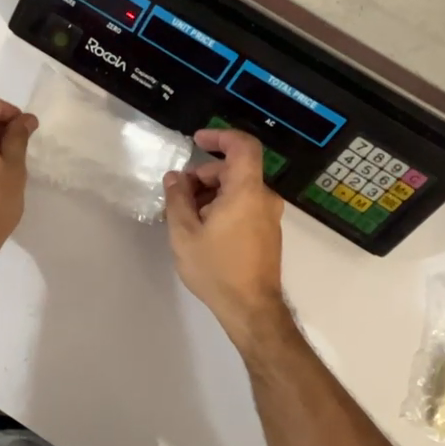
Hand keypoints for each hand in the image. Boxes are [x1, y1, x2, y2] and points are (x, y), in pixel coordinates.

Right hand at [165, 128, 288, 352]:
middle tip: (178, 195)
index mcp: (246, 191)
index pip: (243, 146)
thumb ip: (178, 199)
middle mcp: (263, 198)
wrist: (251, 309)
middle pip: (234, 169)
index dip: (220, 136)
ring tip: (186, 216)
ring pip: (238, 188)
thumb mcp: (184, 233)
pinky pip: (244, 205)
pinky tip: (203, 228)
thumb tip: (176, 177)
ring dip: (211, 193)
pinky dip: (223, 206)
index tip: (197, 141)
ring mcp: (269, 215)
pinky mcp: (268, 232)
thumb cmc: (216, 269)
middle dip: (204, 175)